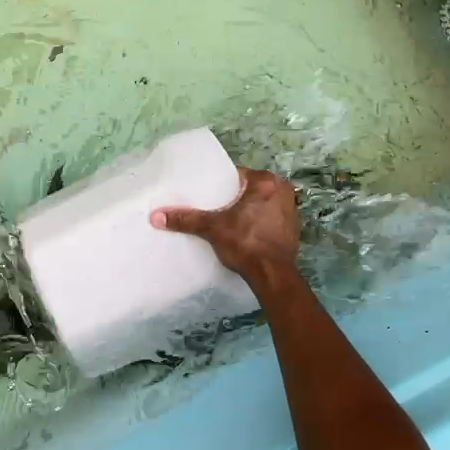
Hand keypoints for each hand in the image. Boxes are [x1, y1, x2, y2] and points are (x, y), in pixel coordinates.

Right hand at [151, 166, 299, 283]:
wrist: (272, 275)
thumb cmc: (245, 243)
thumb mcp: (212, 228)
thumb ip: (186, 219)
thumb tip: (156, 216)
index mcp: (266, 181)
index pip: (238, 174)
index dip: (222, 183)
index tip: (209, 192)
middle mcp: (283, 190)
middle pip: (251, 188)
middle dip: (236, 196)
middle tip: (216, 207)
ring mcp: (291, 210)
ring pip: (263, 203)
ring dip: (250, 208)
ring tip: (229, 219)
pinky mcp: (293, 229)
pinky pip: (272, 217)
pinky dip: (261, 222)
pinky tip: (247, 232)